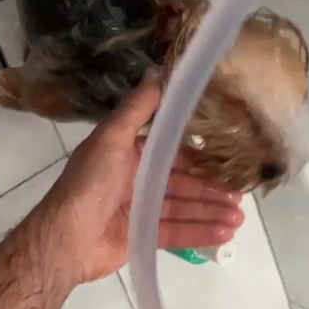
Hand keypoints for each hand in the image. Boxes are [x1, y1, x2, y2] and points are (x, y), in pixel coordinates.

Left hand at [30, 79, 244, 284]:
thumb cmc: (90, 183)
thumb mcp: (112, 137)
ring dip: (211, 211)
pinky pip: (176, 232)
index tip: (228, 155)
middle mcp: (133, 180)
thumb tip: (157, 71)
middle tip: (241, 193)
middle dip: (211, 188)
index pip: (170, 153)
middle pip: (181, 182)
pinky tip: (225, 233)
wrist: (67, 237)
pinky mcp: (141, 237)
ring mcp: (138, 210)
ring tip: (240, 217)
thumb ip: (137, 108)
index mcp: (127, 154)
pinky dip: (200, 232)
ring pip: (182, 207)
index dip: (198, 155)